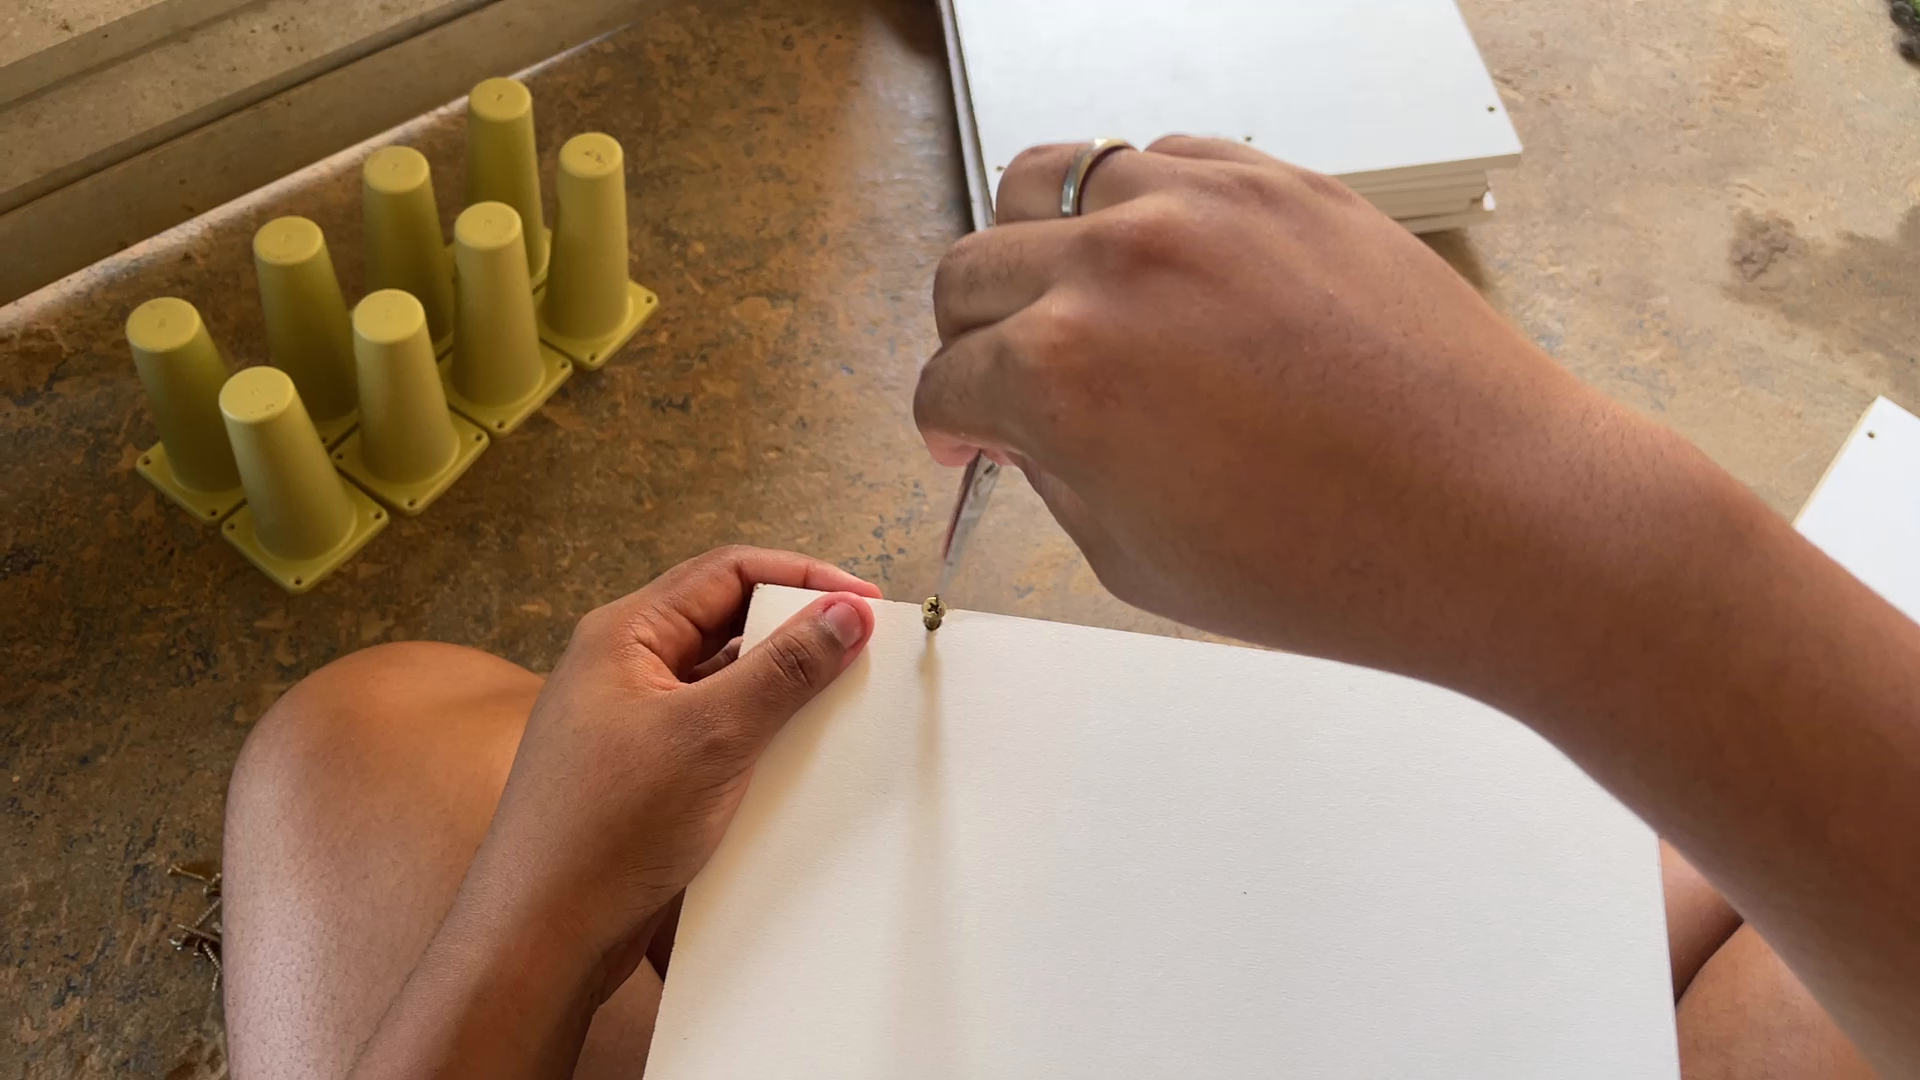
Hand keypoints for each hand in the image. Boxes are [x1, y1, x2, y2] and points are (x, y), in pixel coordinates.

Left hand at [349, 547, 878, 1078]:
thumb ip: (786, 667)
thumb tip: (851, 610)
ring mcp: (639, 713)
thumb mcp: (711, 735)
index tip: (863, 599)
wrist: (539, 944)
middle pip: (728, 615)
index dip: (802, 575)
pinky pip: (720, 716)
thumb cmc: (610, 828)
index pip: (728, 571)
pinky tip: (800, 737)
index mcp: (627, 633)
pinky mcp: (652, 759)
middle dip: (796, 622)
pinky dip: (763, 717)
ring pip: (727, 668)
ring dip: (783, 672)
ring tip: (841, 685)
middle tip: (859, 640)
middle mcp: (631, 662)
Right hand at [916, 136, 1725, 692]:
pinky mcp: (1272, 179)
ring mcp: (1194, 205)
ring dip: (1027, 254)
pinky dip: (1120, 216)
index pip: (944, 385)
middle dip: (962, 340)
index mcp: (1059, 378)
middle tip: (998, 380)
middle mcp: (1109, 270)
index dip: (942, 425)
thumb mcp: (1127, 557)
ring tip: (1068, 306)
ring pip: (1038, 185)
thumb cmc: (1312, 568)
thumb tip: (1010, 423)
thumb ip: (1046, 472)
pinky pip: (1146, 164)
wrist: (1490, 520)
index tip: (960, 440)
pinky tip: (1153, 273)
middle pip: (963, 274)